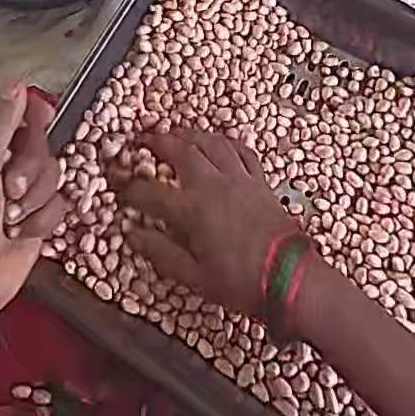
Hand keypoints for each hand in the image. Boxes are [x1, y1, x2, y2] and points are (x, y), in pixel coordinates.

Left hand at [0, 85, 69, 371]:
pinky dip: (42, 219)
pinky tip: (21, 234)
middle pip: (41, 142)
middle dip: (31, 166)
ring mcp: (19, 193)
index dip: (32, 114)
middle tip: (11, 187)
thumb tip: (17, 85)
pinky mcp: (37, 219)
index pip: (14, 113)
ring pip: (54, 172)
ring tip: (10, 218)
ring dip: (36, 197)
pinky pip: (60, 203)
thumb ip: (0, 122)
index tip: (45, 118)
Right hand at [117, 130, 302, 316]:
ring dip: (190, 134)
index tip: (119, 185)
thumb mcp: (195, 277)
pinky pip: (242, 152)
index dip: (129, 187)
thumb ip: (161, 252)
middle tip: (144, 139)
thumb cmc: (242, 283)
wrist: (295, 281)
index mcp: (192, 210)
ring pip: (211, 143)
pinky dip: (227, 143)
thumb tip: (132, 234)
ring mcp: (239, 180)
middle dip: (158, 141)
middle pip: (181, 151)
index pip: (150, 191)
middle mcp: (213, 186)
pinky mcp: (260, 182)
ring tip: (177, 133)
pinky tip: (219, 143)